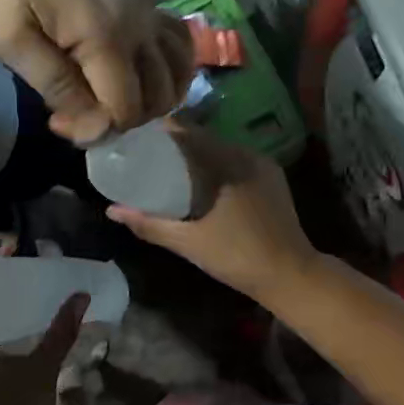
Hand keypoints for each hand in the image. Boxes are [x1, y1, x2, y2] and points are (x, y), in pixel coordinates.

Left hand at [0, 0, 193, 144]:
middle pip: (157, 98)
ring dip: (148, 104)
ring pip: (176, 78)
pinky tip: (140, 82)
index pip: (124, 107)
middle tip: (76, 114)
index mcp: (104, 33)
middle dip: (120, 121)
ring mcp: (148, 15)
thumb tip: (91, 124)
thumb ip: (55, 85)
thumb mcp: (11, 42)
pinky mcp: (147, 10)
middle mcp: (138, 25)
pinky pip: (180, 48)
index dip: (95, 130)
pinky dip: (170, 74)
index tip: (56, 123)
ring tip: (106, 102)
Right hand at [105, 122, 319, 299]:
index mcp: (225, 163)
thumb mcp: (187, 241)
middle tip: (148, 151)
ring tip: (171, 162)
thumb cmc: (237, 256)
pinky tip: (202, 178)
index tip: (137, 136)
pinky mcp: (273, 178)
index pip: (188, 131)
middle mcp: (246, 155)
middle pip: (205, 136)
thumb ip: (148, 223)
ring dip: (198, 151)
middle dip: (177, 141)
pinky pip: (237, 160)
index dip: (161, 129)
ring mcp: (263, 165)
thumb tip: (112, 211)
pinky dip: (217, 162)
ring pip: (222, 147)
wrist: (291, 274)